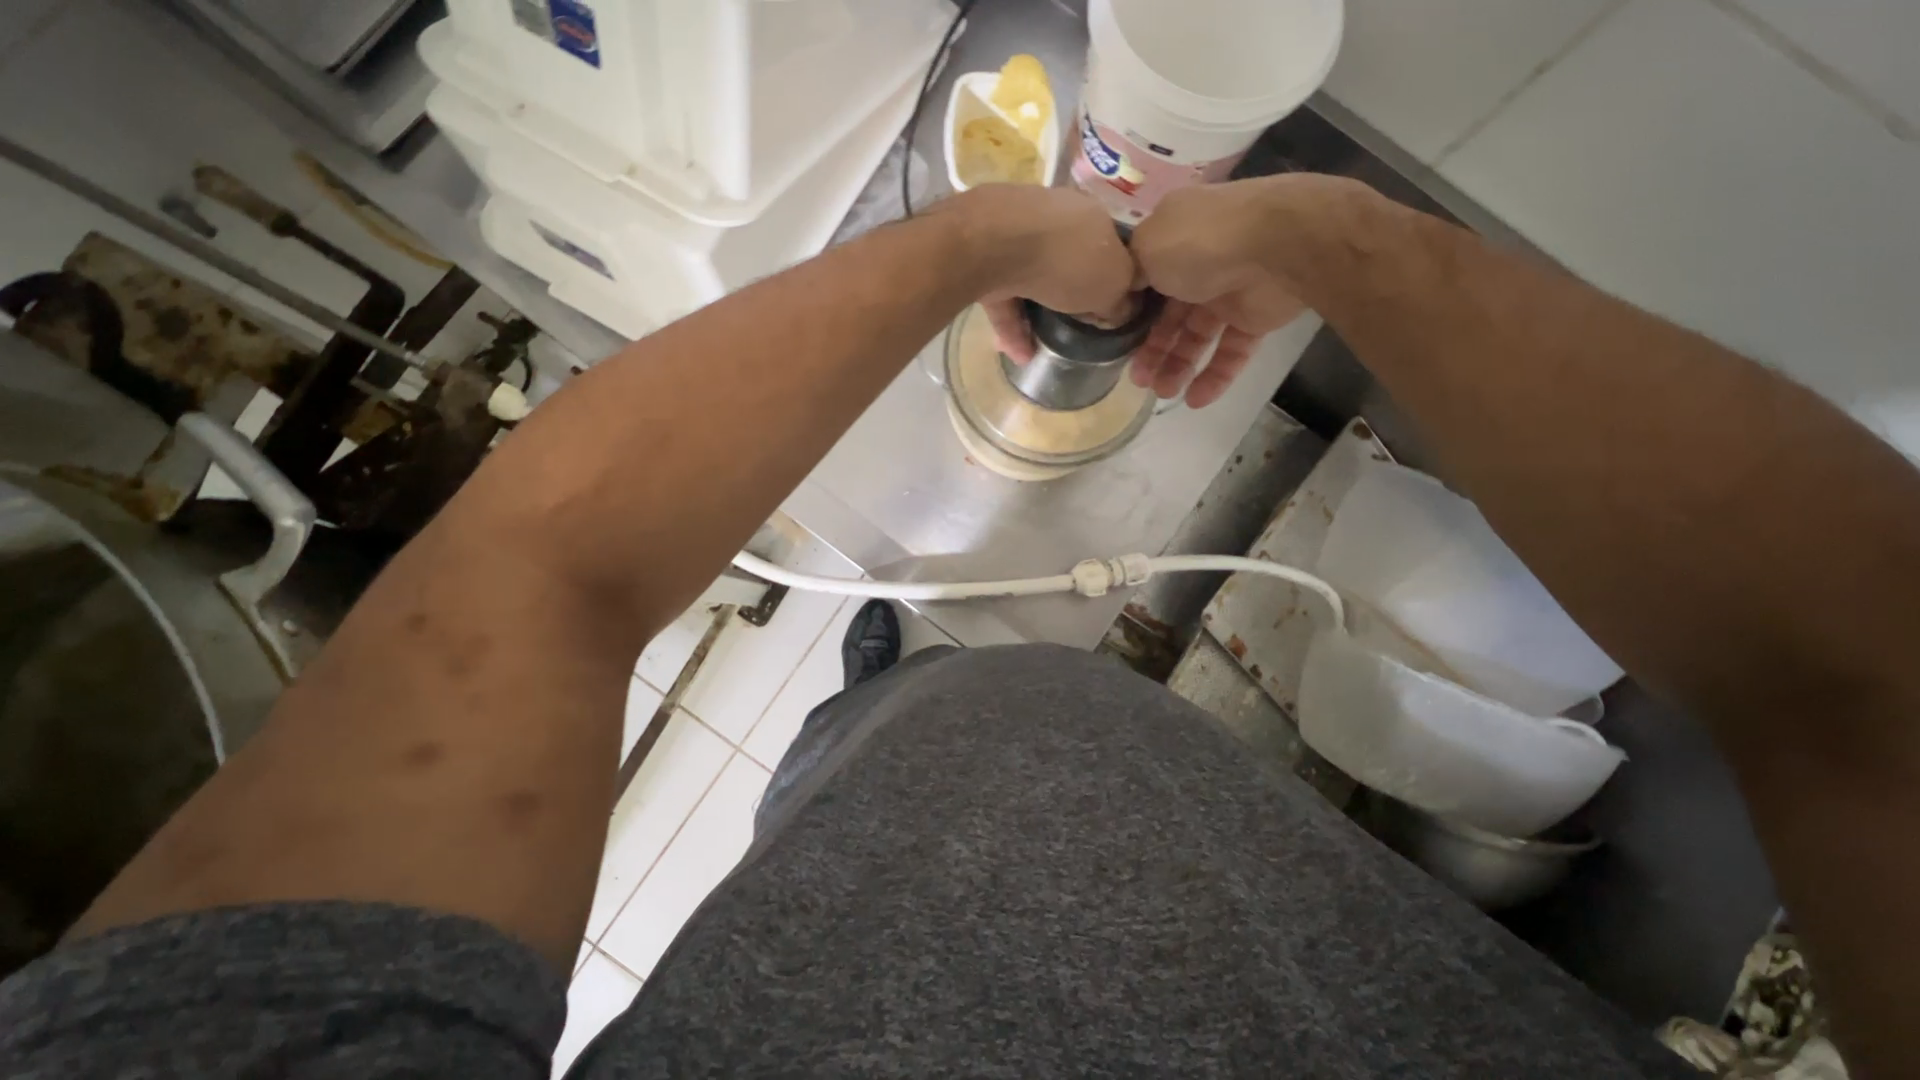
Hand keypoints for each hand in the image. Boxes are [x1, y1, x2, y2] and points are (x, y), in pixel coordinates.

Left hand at [936, 185, 1136, 364]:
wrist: (993, 243)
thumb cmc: (1067, 258)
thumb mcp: (1113, 283)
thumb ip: (1121, 298)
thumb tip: (1121, 309)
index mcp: (1092, 214)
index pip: (1110, 245)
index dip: (1114, 277)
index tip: (1111, 308)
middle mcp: (1054, 216)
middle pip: (1069, 260)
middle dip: (1071, 294)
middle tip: (1076, 326)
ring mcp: (1015, 233)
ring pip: (1032, 279)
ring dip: (1036, 316)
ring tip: (1041, 351)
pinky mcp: (983, 255)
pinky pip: (1003, 295)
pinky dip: (1010, 324)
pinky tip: (1017, 354)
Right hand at [1128, 178, 1326, 407]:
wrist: (1276, 246)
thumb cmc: (1199, 243)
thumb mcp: (1145, 248)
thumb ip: (1129, 273)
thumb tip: (1125, 290)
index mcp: (1172, 239)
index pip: (1144, 278)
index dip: (1129, 311)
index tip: (1116, 339)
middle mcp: (1199, 263)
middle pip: (1168, 315)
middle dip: (1151, 349)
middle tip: (1138, 380)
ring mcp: (1229, 290)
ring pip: (1197, 336)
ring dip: (1177, 366)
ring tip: (1163, 393)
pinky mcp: (1255, 317)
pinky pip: (1230, 351)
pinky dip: (1215, 376)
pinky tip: (1196, 400)